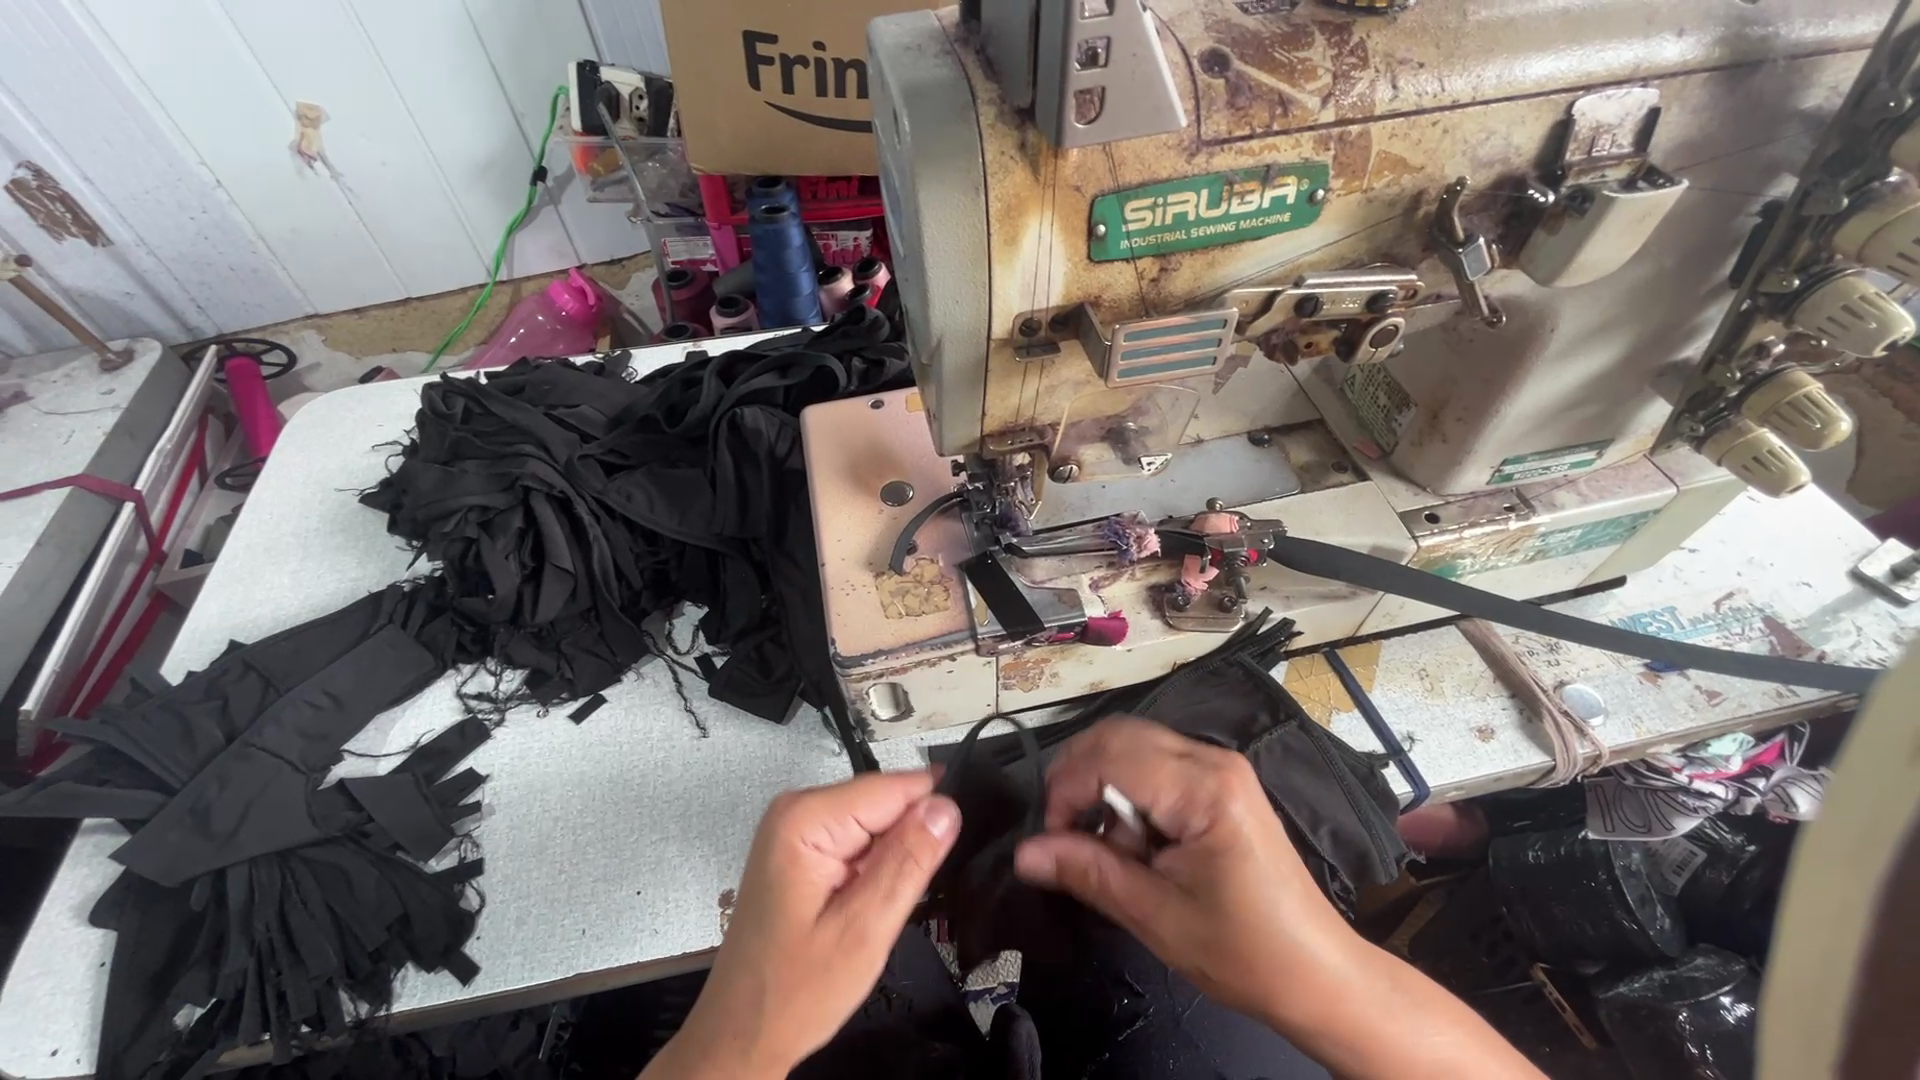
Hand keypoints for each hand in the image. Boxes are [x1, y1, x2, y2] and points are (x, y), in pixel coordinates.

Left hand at [645, 771, 960, 1078]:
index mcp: (805, 820)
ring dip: (891, 859)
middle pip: (885, 801)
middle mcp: (796, 810)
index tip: (942, 857)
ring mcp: (796, 827)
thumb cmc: (790, 993)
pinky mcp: (802, 846)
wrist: (742, 1032)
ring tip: (877, 906)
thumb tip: (945, 809)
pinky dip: (872, 869)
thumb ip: (908, 862)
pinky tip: (863, 904)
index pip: (894, 787)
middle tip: (900, 898)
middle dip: (908, 842)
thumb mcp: (863, 931)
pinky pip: (858, 839)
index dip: (929, 820)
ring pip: (876, 822)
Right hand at [1011, 716, 1360, 1027]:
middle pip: (1117, 737)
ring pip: (1130, 746)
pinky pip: (1152, 764)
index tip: (1052, 841)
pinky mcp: (1218, 781)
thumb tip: (1024, 853)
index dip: (1066, 791)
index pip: (1109, 757)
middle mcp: (1212, 760)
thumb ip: (1088, 873)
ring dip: (1102, 787)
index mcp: (1204, 789)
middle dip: (1078, 780)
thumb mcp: (1156, 917)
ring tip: (1111, 849)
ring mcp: (1219, 767)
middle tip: (1066, 837)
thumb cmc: (1244, 951)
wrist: (1318, 972)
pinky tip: (1135, 842)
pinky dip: (1126, 793)